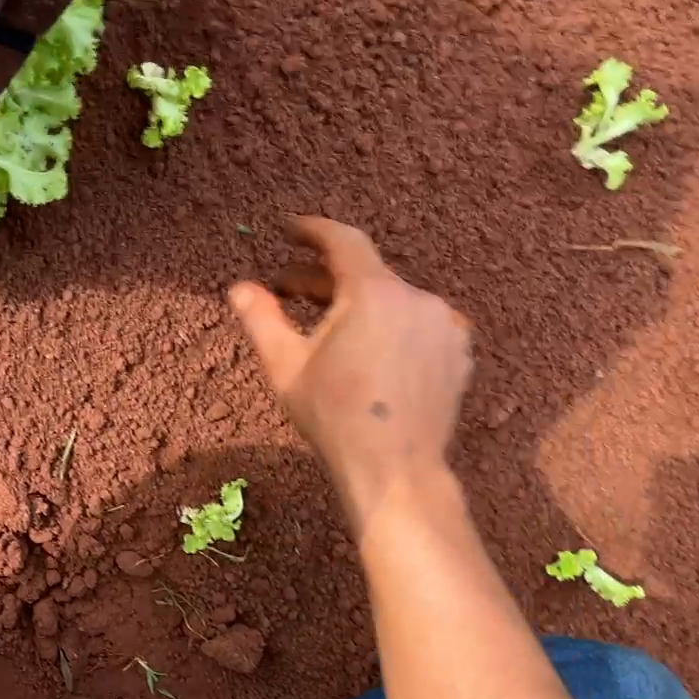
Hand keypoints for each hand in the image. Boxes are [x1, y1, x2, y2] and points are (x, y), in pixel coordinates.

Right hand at [229, 216, 471, 529]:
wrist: (395, 469)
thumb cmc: (333, 417)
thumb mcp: (285, 367)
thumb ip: (261, 318)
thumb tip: (239, 287)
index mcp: (373, 294)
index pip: (343, 241)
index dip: (313, 230)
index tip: (290, 229)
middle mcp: (417, 298)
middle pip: (366, 274)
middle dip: (324, 279)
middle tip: (288, 291)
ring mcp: (445, 325)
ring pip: (393, 301)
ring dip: (358, 306)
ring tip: (328, 330)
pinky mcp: (459, 351)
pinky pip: (417, 325)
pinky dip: (390, 327)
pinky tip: (368, 354)